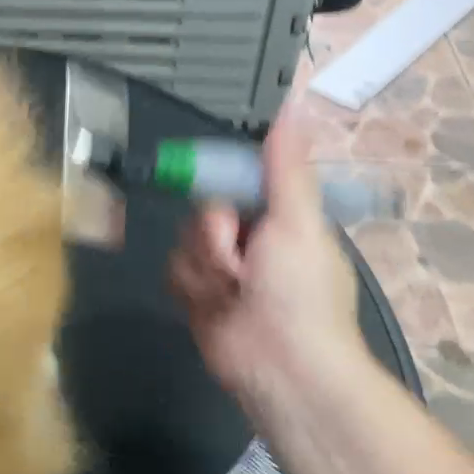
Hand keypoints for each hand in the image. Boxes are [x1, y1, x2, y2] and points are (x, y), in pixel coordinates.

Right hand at [166, 110, 370, 414]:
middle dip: (214, 235)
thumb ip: (286, 167)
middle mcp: (252, 241)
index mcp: (282, 220)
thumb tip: (295, 105)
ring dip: (204, 265)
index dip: (225, 187)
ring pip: (185, 239)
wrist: (281, 368)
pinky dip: (190, 286)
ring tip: (230, 292)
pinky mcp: (197, 295)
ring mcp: (223, 270)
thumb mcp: (298, 222)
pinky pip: (173, 269)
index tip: (226, 202)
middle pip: (203, 209)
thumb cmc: (300, 294)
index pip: (238, 181)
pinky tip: (212, 305)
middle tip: (239, 261)